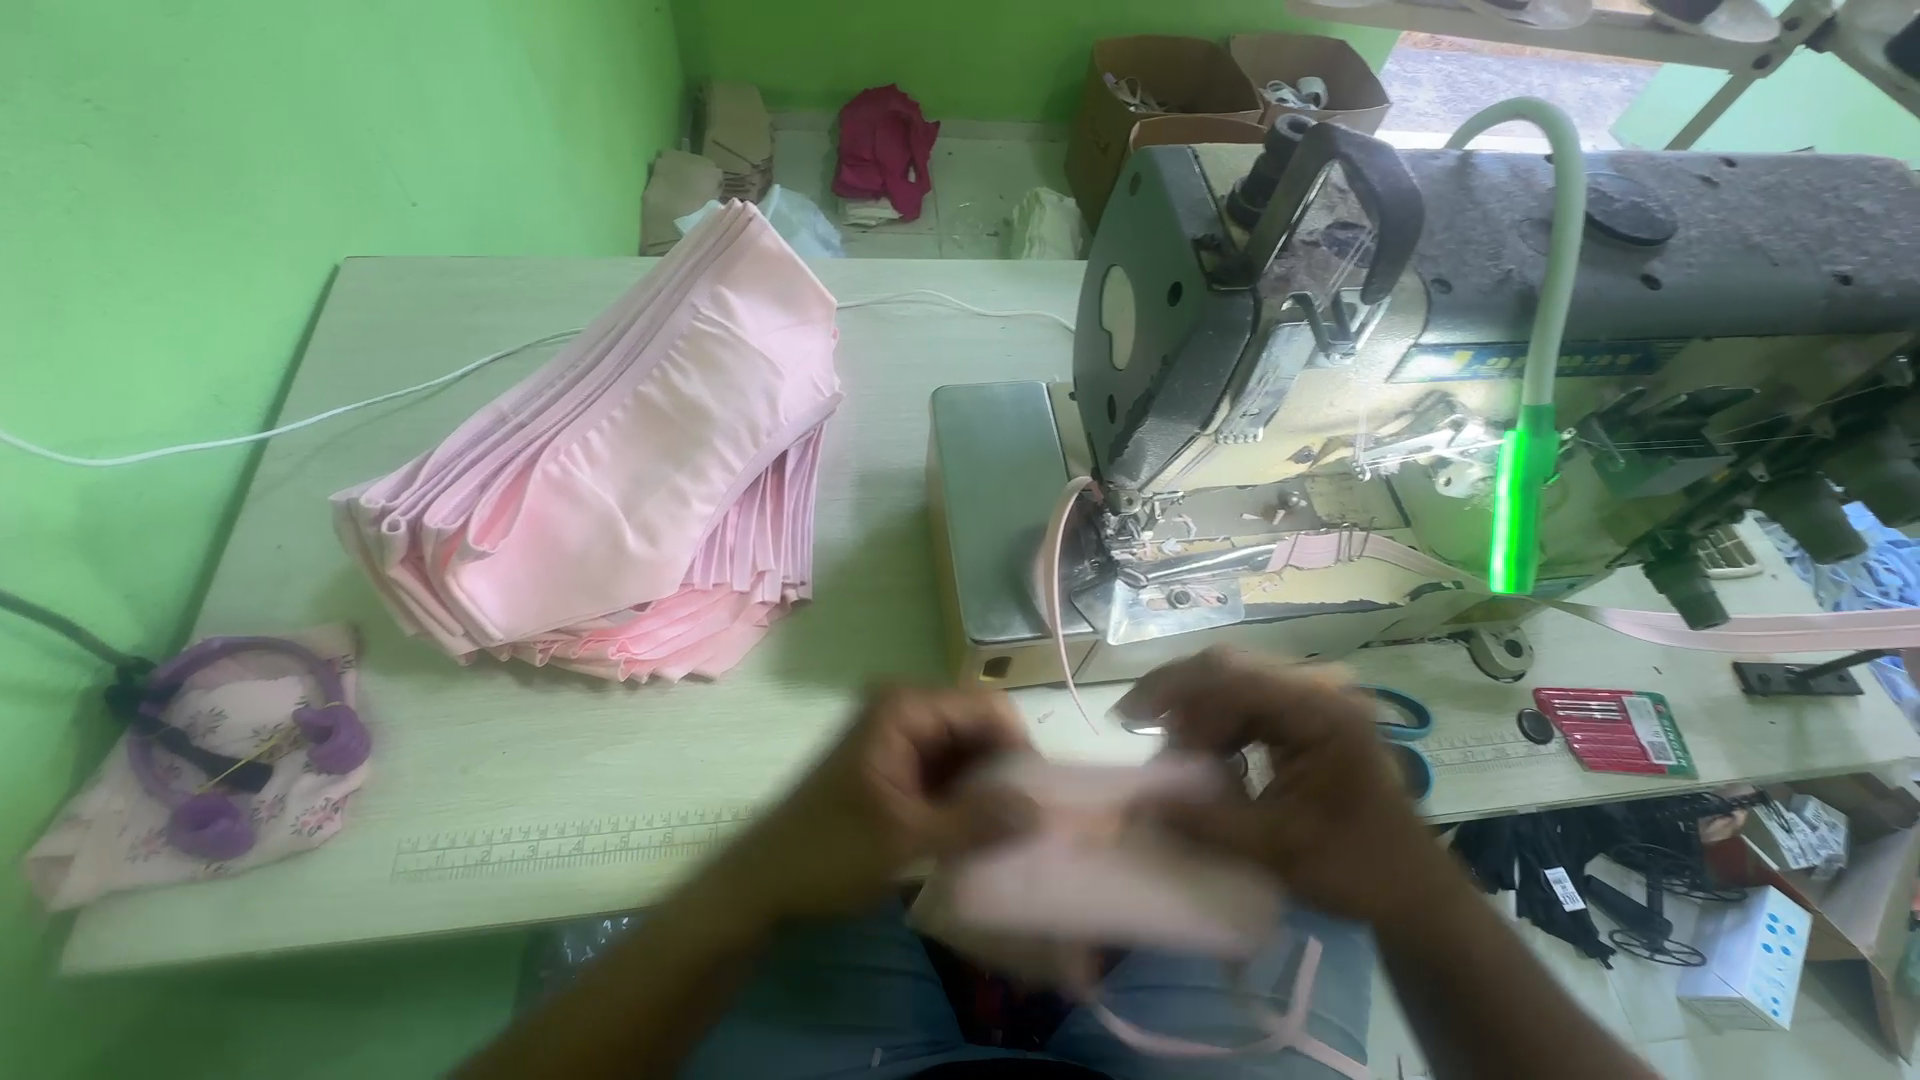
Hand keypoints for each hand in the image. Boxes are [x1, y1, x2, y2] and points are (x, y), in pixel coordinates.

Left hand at [708, 685, 1034, 924]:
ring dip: (989, 791)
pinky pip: (947, 773)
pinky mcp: (897, 768)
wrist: (761, 882)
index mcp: (906, 708)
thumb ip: (976, 822)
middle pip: (981, 729)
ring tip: (1013, 835)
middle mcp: (906, 710)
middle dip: (1007, 772)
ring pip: (967, 754)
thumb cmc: (827, 852)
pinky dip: (967, 801)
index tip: (1040, 803)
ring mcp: (900, 739)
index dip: (1020, 750)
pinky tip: (982, 836)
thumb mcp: (907, 840)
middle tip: (1033, 825)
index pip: (989, 709)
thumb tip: (1042, 810)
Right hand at [1117, 648, 1457, 927]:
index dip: (1169, 688)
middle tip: (1145, 737)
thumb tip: (1132, 806)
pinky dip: (1220, 729)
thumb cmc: (1355, 869)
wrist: (1415, 893)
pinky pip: (1250, 704)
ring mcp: (1318, 700)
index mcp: (1318, 710)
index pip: (1227, 674)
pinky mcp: (1312, 718)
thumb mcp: (1271, 848)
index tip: (1127, 718)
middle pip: (1227, 670)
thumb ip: (1200, 820)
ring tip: (1179, 761)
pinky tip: (1210, 761)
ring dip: (1199, 718)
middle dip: (1180, 703)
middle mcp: (1319, 690)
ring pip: (1233, 684)